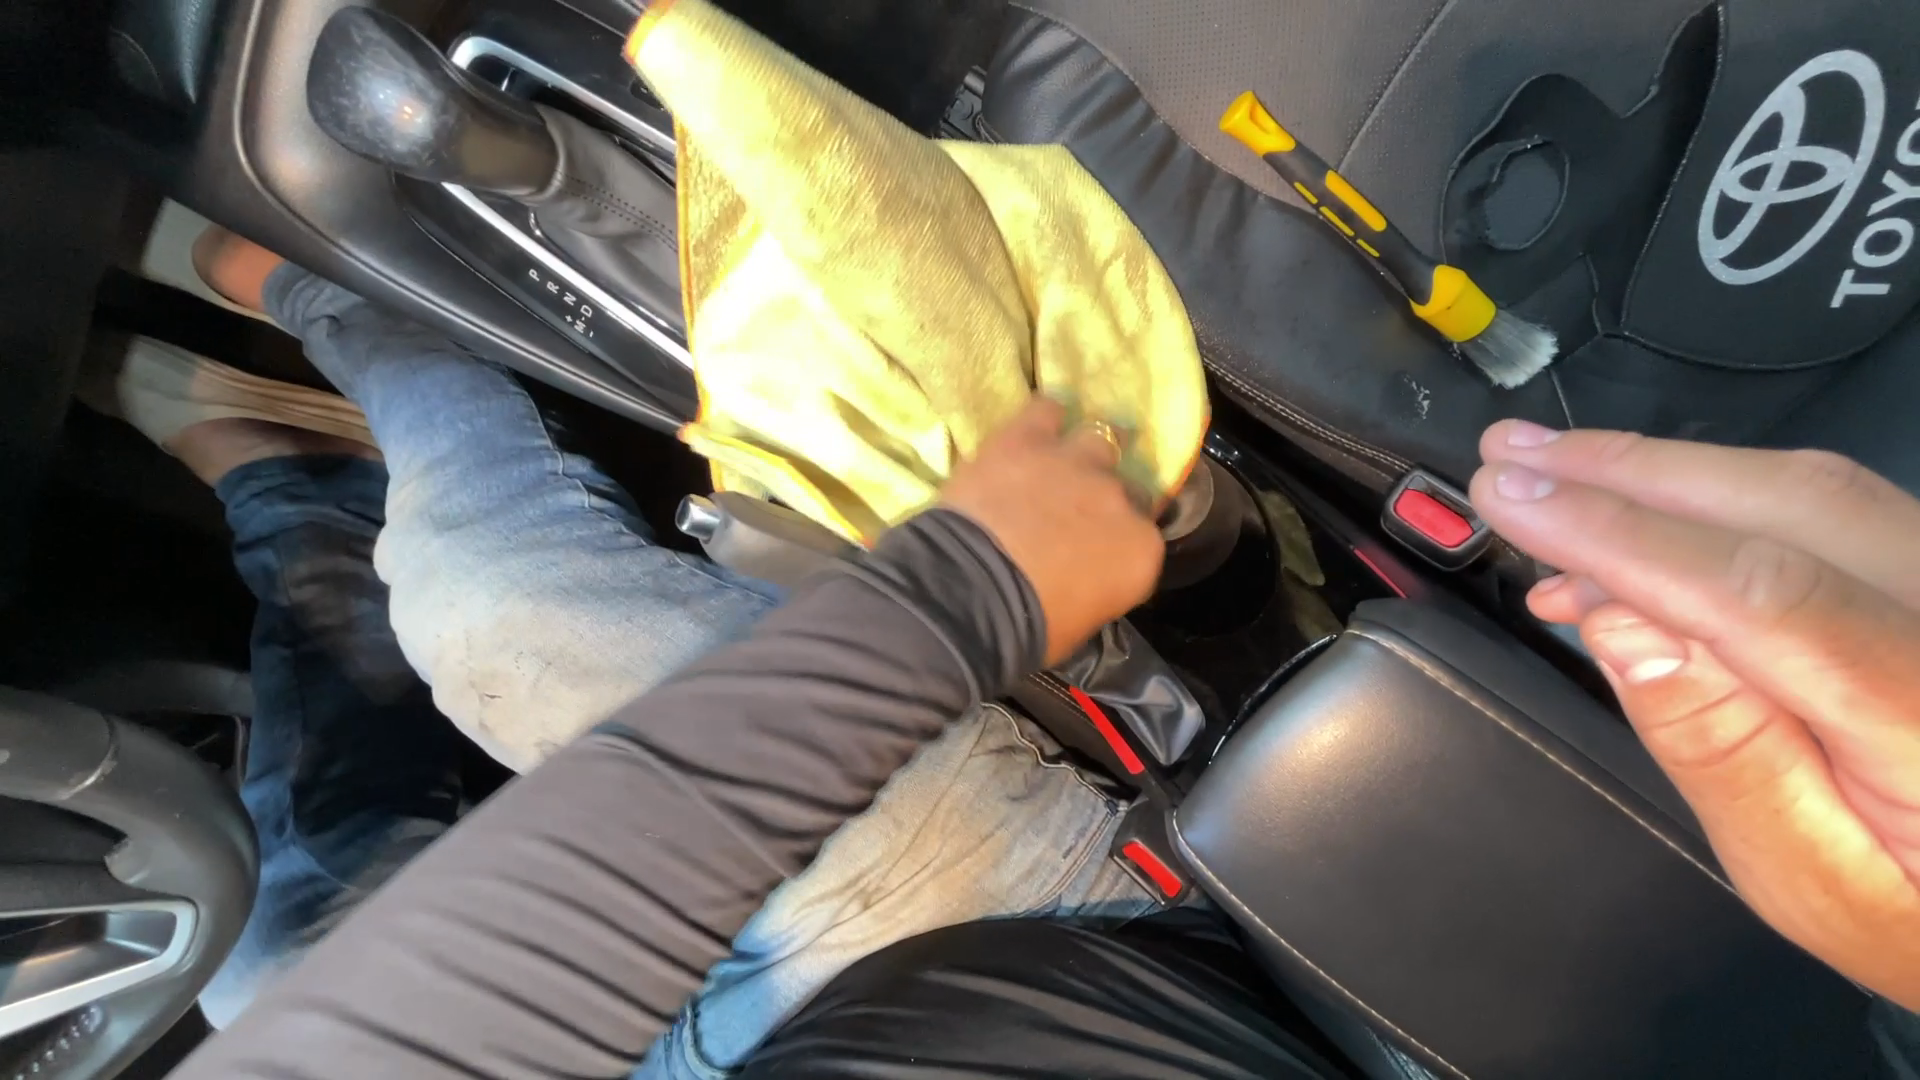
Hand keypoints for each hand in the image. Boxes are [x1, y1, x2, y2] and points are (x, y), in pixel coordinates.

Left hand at [941, 397, 1163, 664]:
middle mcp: (1118, 500)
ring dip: (1080, 456)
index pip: (1142, 538)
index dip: (1116, 542)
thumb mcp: (1078, 625)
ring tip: (1057, 467)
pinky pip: (1046, 411)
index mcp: (1139, 552)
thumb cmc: (1025, 628)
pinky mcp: (1027, 439)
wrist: (969, 593)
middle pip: (1121, 489)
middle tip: (1069, 516)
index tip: (1094, 552)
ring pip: (1095, 442)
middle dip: (1100, 501)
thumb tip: (1082, 580)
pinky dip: (1044, 418)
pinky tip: (1037, 426)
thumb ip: (1095, 590)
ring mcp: (1074, 463)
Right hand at [1470, 420, 1919, 1009]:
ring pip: (1800, 490)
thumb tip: (1613, 626)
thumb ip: (1713, 747)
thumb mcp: (1806, 873)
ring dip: (1648, 471)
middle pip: (1791, 506)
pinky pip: (1808, 512)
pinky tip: (1609, 532)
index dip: (1621, 534)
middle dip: (1626, 470)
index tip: (1511, 496)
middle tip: (1509, 454)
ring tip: (1539, 469)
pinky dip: (1688, 504)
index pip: (1763, 595)